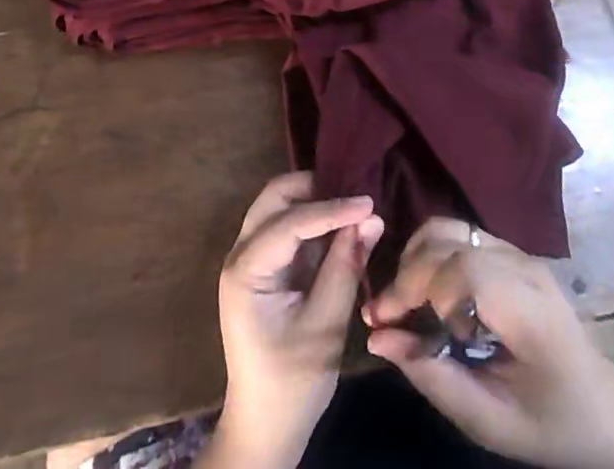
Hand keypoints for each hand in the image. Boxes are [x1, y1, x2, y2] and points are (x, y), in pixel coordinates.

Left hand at [203, 172, 383, 468]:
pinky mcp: (267, 266)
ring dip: (316, 200)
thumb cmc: (293, 380)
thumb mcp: (325, 325)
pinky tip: (344, 224)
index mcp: (245, 271)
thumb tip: (372, 219)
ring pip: (280, 206)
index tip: (370, 202)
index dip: (332, 208)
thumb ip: (346, 267)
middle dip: (316, 189)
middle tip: (358, 198)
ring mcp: (252, 258)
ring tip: (356, 207)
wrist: (266, 423)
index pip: (290, 222)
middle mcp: (241, 254)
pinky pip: (290, 227)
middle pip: (275, 198)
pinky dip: (316, 220)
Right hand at [364, 219, 613, 468]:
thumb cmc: (551, 424)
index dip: (419, 287)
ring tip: (402, 301)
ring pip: (450, 228)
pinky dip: (430, 254)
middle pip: (450, 240)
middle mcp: (526, 268)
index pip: (465, 268)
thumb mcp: (490, 421)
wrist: (607, 412)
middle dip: (407, 273)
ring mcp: (521, 255)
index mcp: (531, 312)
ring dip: (416, 258)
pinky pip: (460, 236)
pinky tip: (425, 292)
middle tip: (384, 316)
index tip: (390, 323)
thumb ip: (434, 377)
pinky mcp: (513, 254)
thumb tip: (377, 337)